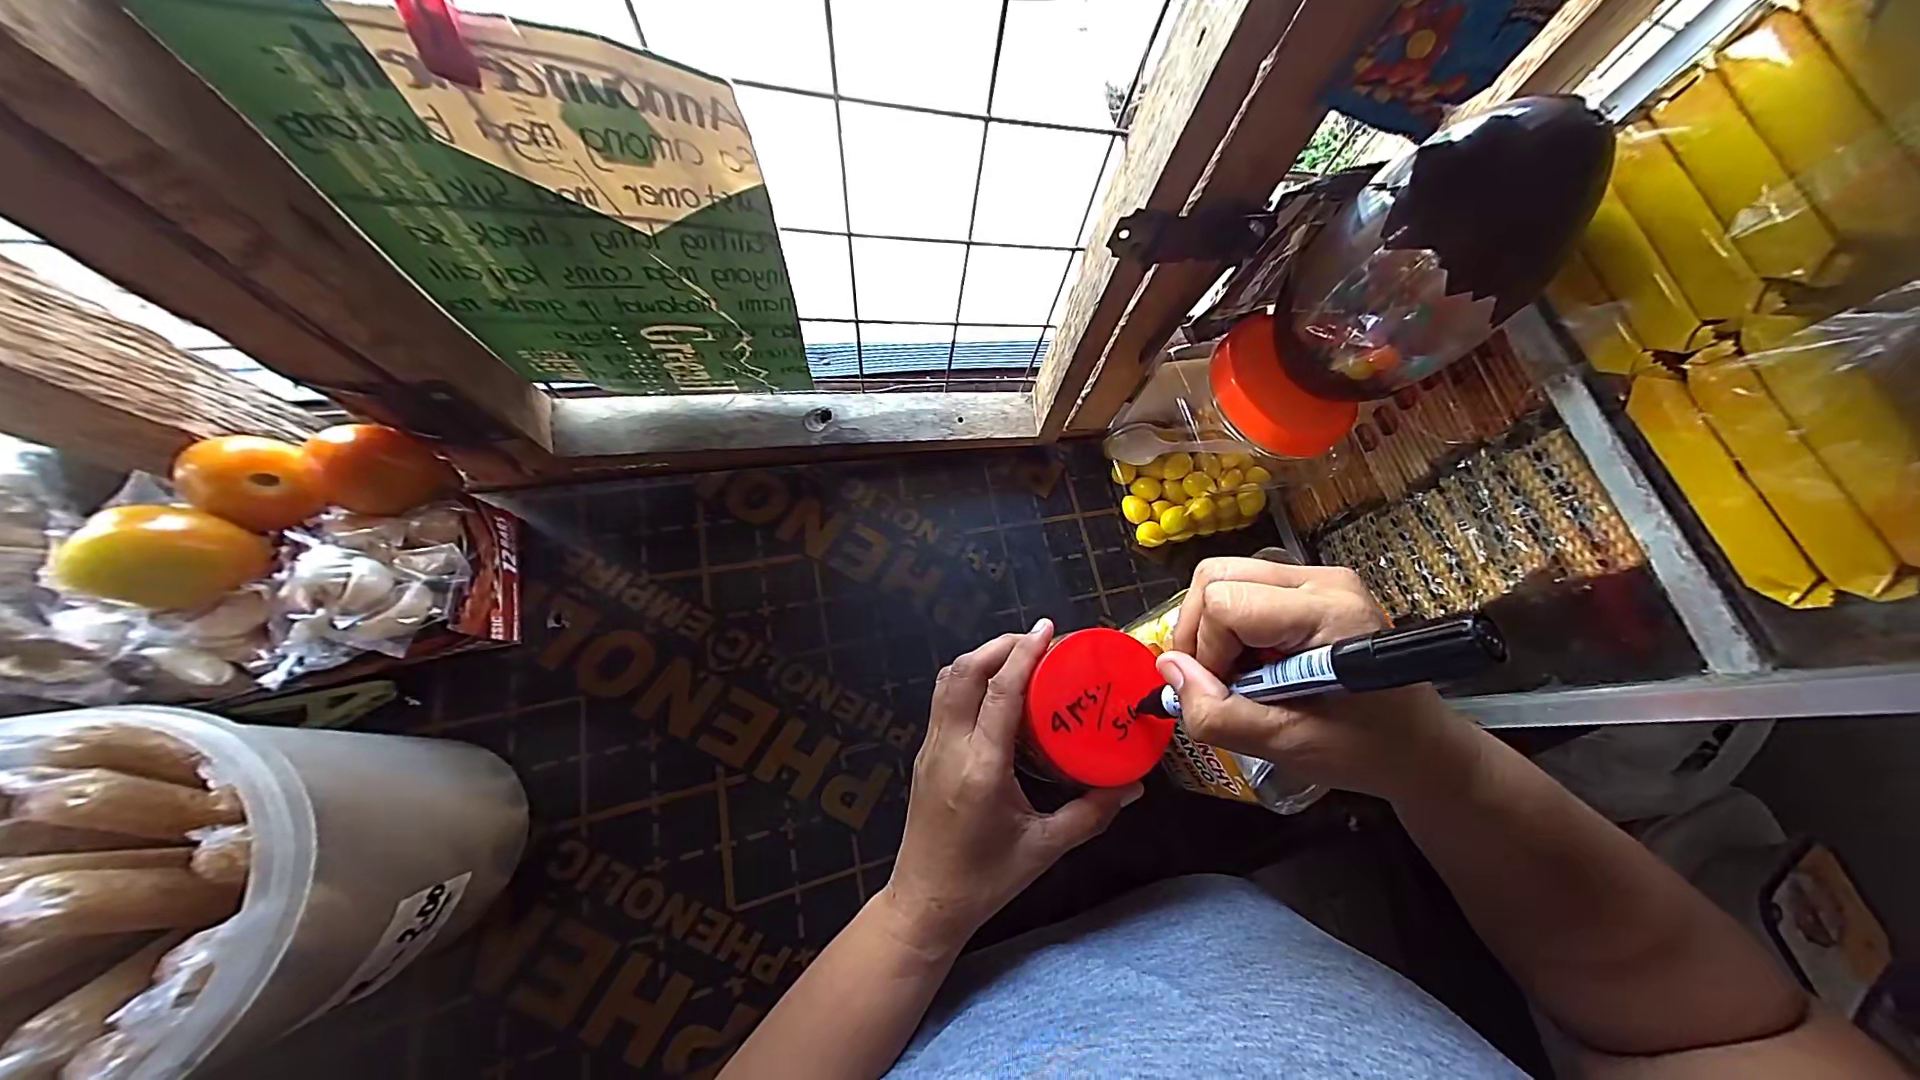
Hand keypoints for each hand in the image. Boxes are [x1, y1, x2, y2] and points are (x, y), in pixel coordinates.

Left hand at [880, 619, 1142, 954]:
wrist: (924, 903)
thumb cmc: (985, 880)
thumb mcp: (1045, 847)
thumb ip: (1091, 813)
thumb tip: (1131, 786)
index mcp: (981, 767)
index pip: (999, 693)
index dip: (1023, 653)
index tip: (1047, 629)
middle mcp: (950, 747)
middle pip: (965, 671)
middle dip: (1000, 645)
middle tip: (1039, 642)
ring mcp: (931, 746)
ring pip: (947, 680)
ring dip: (981, 658)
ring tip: (1019, 657)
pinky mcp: (924, 752)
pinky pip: (943, 698)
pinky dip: (968, 678)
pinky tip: (996, 689)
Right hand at [1158, 558, 1484, 801]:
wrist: (1419, 746)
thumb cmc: (1364, 749)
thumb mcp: (1285, 745)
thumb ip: (1217, 714)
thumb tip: (1168, 669)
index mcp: (1328, 613)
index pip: (1225, 603)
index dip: (1206, 651)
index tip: (1224, 692)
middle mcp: (1322, 580)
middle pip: (1215, 576)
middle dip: (1197, 631)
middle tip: (1214, 678)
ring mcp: (1315, 578)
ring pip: (1220, 577)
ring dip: (1208, 628)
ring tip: (1232, 672)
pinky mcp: (1307, 586)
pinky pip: (1238, 587)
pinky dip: (1225, 626)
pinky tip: (1249, 661)